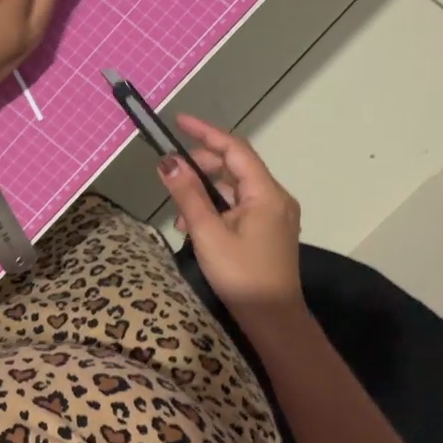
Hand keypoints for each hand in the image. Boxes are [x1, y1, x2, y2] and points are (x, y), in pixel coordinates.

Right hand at [157, 115, 304, 314]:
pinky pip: (238, 205)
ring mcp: (274, 215)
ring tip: (179, 214)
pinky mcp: (268, 230)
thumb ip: (187, 194)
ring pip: (234, 188)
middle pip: (235, 166)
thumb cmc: (240, 274)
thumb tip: (167, 161)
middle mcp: (275, 197)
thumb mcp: (207, 232)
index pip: (234, 149)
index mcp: (265, 193)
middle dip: (201, 165)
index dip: (205, 133)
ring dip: (204, 191)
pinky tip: (195, 226)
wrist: (273, 319)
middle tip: (172, 174)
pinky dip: (215, 207)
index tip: (178, 122)